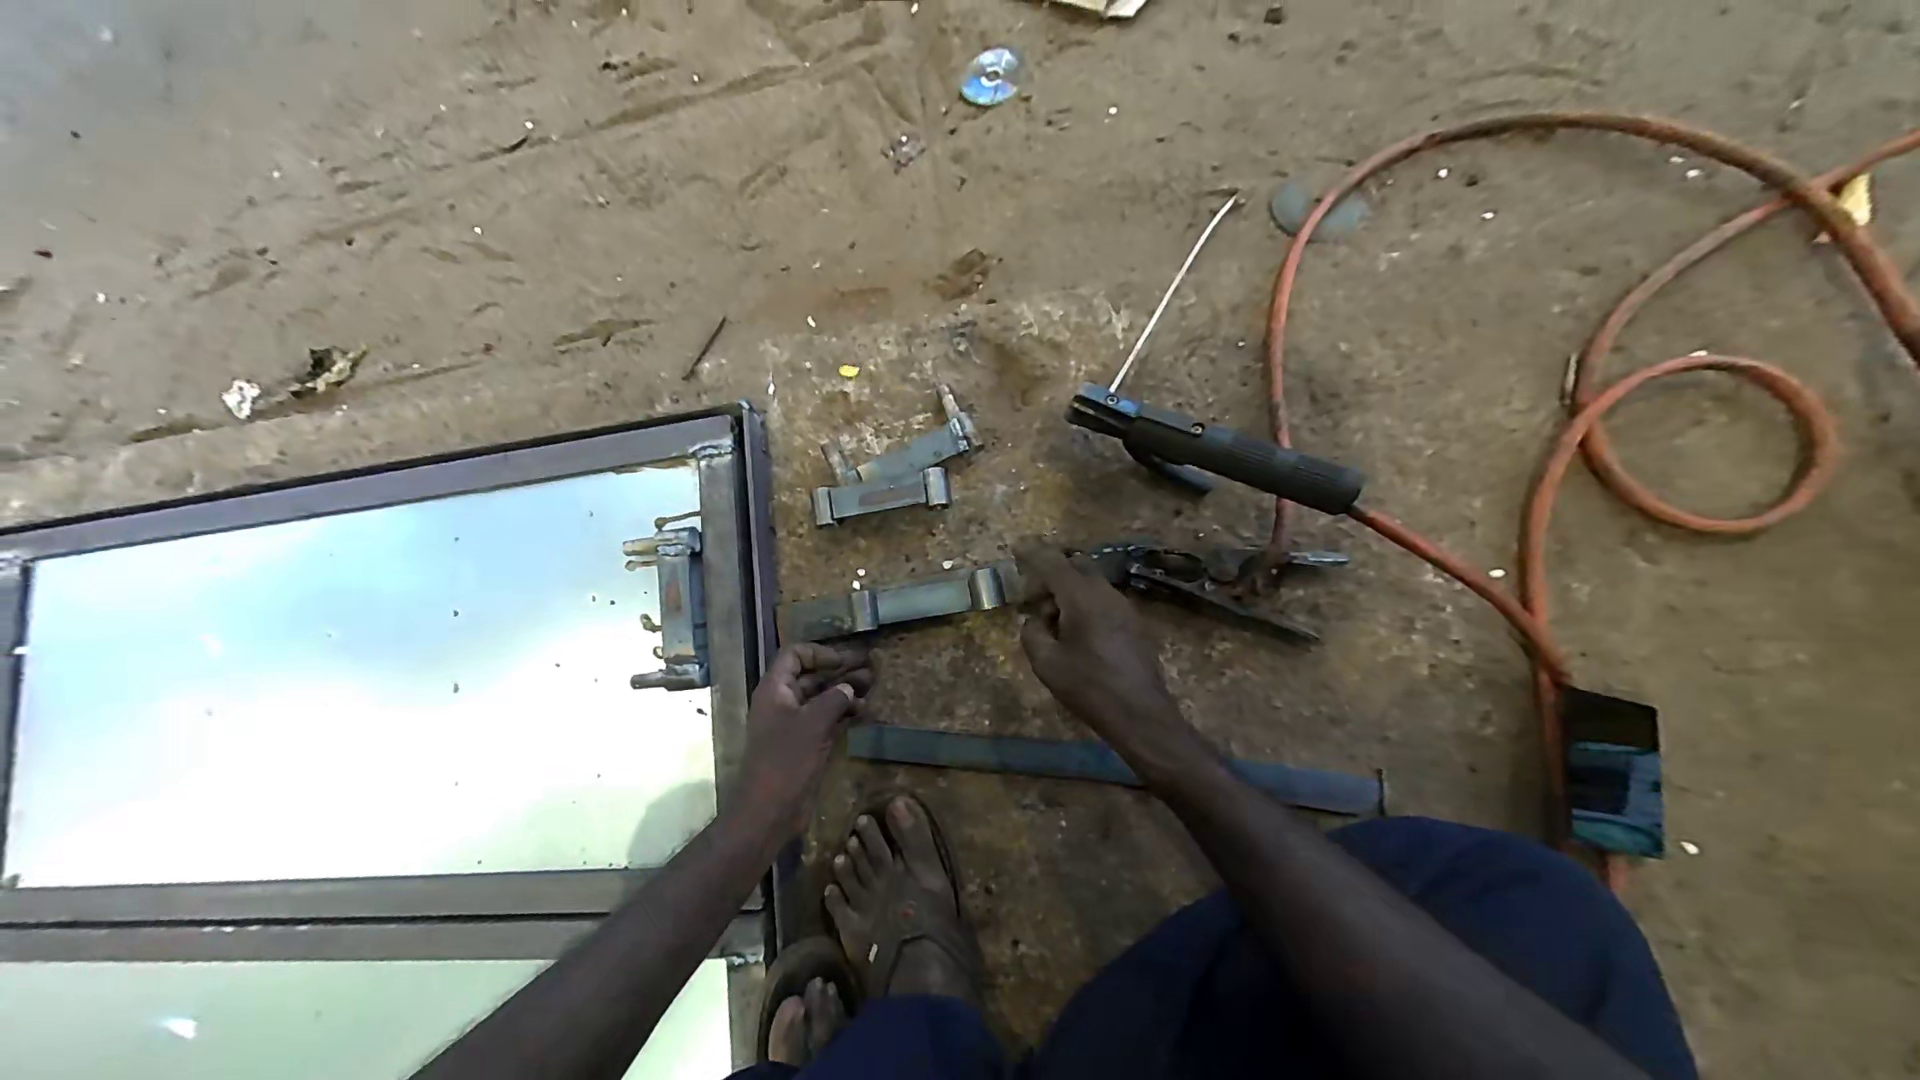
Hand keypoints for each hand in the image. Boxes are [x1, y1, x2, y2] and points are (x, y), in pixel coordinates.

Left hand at [736, 643, 873, 832]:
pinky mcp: (803, 744)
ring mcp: (793, 724)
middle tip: (869, 670)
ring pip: (820, 698)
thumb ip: (834, 699)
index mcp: (775, 690)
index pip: (794, 655)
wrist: (768, 810)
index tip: (844, 661)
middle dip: (839, 672)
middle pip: (811, 676)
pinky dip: (842, 713)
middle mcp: (782, 702)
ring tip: (871, 689)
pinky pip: (824, 719)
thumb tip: (849, 688)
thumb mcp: (813, 723)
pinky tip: (863, 712)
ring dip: (844, 692)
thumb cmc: (786, 760)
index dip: (820, 653)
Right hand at [1017, 546, 1194, 758]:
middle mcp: (1106, 593)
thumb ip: (1033, 633)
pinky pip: (1104, 600)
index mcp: (1082, 597)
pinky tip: (1077, 633)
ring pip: (1092, 582)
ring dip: (1070, 590)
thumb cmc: (1089, 687)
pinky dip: (1085, 603)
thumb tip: (1034, 620)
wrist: (1140, 714)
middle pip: (1077, 565)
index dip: (1033, 553)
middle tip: (1034, 595)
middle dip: (1053, 572)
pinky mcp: (1134, 623)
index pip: (1053, 563)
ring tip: (1054, 621)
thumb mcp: (1046, 663)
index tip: (1017, 548)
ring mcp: (1125, 607)